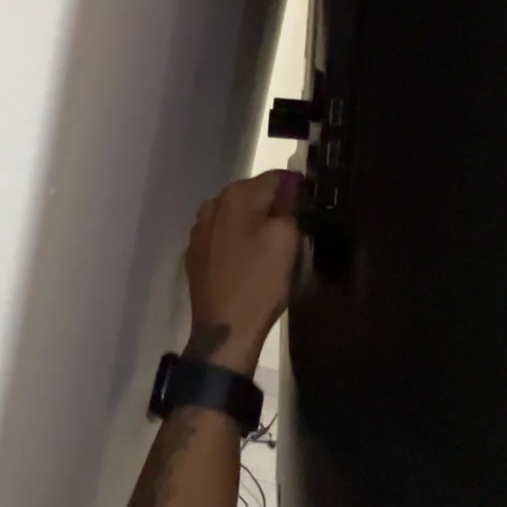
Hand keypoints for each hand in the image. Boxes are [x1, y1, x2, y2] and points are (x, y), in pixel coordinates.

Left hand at [185, 170, 301, 372]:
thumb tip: (291, 184)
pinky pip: (224, 236)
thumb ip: (289, 205)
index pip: (276, 177)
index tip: (310, 207)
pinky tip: (250, 260)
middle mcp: (213, 204)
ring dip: (256, 223)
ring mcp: (200, 229)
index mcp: (236, 195)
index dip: (297, 189)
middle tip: (296, 229)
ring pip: (237, 215)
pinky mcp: (196, 253)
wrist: (225, 328)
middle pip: (254, 194)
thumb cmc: (260, 282)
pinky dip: (239, 240)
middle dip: (275, 206)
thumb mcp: (286, 240)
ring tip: (273, 247)